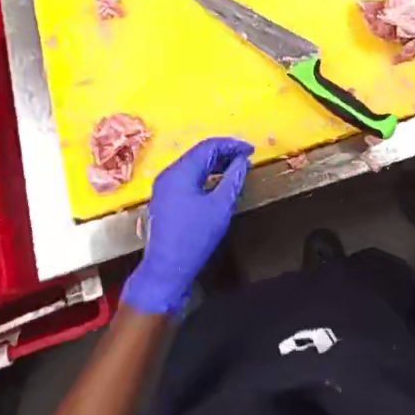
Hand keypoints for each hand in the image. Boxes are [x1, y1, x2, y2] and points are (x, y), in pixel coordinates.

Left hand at [125, 137, 254, 315]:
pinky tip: (218, 185)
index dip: (232, 145)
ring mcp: (164, 187)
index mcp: (180, 171)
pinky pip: (187, 179)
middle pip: (198, 154)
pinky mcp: (165, 200)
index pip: (208, 146)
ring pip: (192, 166)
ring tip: (236, 170)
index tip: (251, 150)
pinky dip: (204, 177)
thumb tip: (242, 162)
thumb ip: (232, 180)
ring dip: (214, 165)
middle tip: (245, 159)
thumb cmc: (194, 237)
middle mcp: (168, 174)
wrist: (167, 268)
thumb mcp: (220, 207)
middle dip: (224, 154)